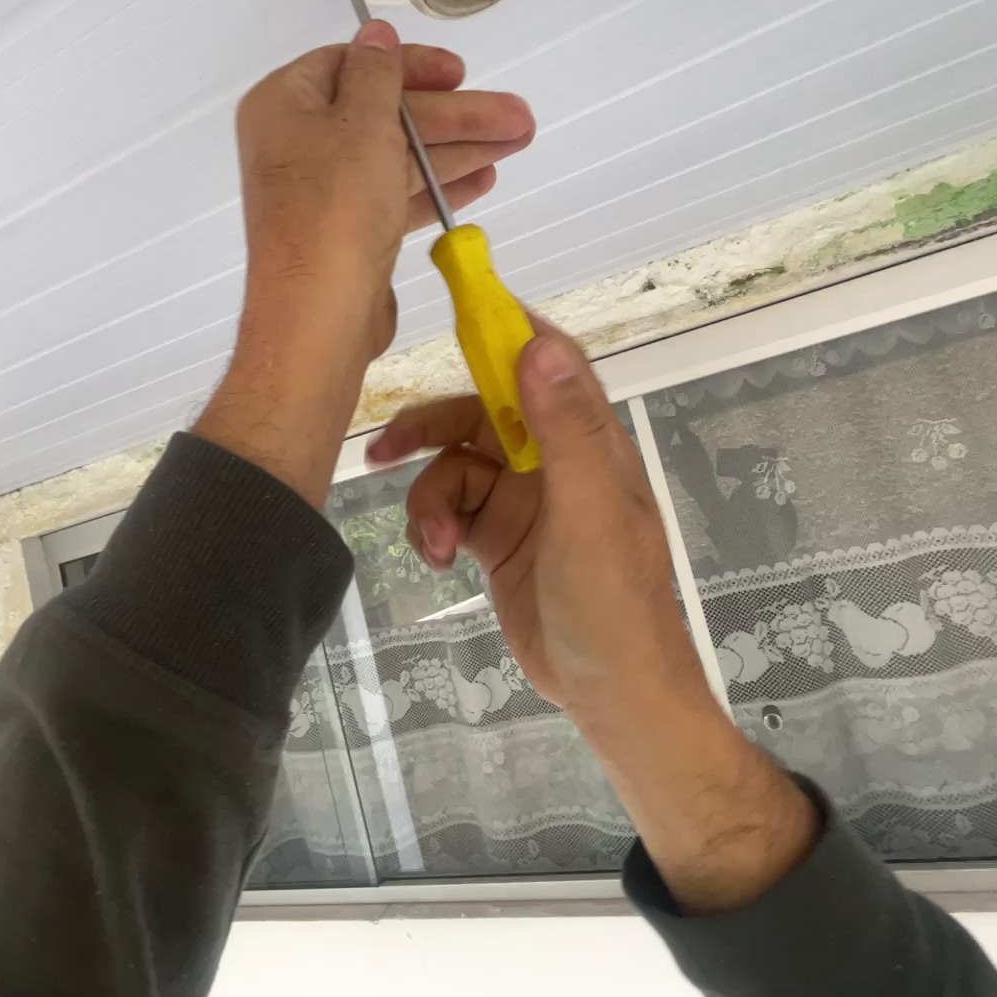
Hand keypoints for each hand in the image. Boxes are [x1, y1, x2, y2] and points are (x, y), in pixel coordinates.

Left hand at [234, 20, 534, 367]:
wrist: (319, 317)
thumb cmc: (333, 213)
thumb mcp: (361, 123)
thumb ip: (377, 74)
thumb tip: (377, 37)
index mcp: (285, 106)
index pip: (353, 66)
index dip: (412, 65)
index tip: (459, 72)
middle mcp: (301, 148)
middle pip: (386, 116)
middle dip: (455, 116)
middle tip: (514, 118)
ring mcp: (325, 195)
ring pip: (399, 158)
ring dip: (457, 149)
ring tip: (515, 143)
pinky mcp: (349, 235)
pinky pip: (398, 198)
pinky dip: (438, 187)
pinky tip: (481, 179)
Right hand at [366, 317, 695, 714]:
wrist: (607, 689)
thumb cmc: (610, 601)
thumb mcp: (589, 512)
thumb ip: (565, 429)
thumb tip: (535, 346)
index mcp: (586, 441)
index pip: (546, 363)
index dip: (504, 332)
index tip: (454, 308)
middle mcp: (551, 460)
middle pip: (479, 415)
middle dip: (430, 429)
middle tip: (385, 448)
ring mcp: (520, 500)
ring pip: (453, 467)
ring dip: (430, 500)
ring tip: (434, 545)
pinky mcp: (495, 536)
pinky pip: (448, 509)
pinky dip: (432, 527)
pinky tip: (437, 557)